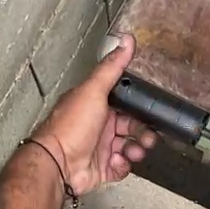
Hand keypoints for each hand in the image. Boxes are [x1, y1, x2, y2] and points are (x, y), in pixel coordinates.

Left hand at [28, 35, 157, 196]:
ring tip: (133, 152)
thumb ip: (112, 67)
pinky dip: (123, 166)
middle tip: (148, 137)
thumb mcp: (93, 91)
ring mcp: (99, 147)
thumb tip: (126, 41)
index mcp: (95, 104)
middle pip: (131, 126)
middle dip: (143, 132)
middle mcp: (98, 124)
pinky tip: (117, 162)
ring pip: (129, 147)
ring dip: (136, 149)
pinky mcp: (101, 168)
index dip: (139, 107)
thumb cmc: (70, 127)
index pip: (126, 103)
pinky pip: (122, 167)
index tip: (151, 110)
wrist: (58, 164)